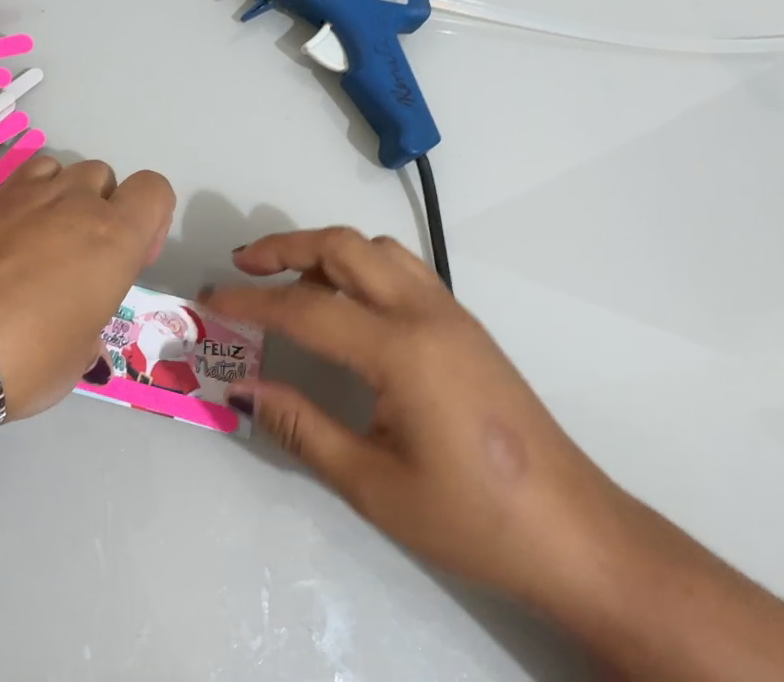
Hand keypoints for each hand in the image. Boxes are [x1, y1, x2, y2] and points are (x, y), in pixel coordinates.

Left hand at [0, 156, 173, 420]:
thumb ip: (89, 328)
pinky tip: (1, 242)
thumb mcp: (77, 358)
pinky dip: (18, 204)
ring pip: (57, 169)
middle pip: (102, 176)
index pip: (154, 190)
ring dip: (59, 196)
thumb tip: (79, 330)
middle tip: (80, 255)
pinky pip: (14, 184)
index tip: (131, 255)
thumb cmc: (23, 360)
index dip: (150, 218)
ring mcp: (21, 195)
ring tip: (39, 240)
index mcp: (112, 238)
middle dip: (100, 206)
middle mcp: (72, 203)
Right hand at [204, 228, 635, 611]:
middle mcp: (428, 316)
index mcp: (403, 351)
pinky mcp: (466, 329)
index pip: (306, 308)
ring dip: (325, 251)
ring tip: (284, 280)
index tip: (207, 302)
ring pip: (378, 250)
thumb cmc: (471, 517)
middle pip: (345, 247)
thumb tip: (239, 388)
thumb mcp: (371, 482)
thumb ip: (299, 425)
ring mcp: (453, 317)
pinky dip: (358, 267)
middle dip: (285, 247)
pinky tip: (341, 305)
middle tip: (240, 266)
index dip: (248, 302)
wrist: (576, 535)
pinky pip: (402, 271)